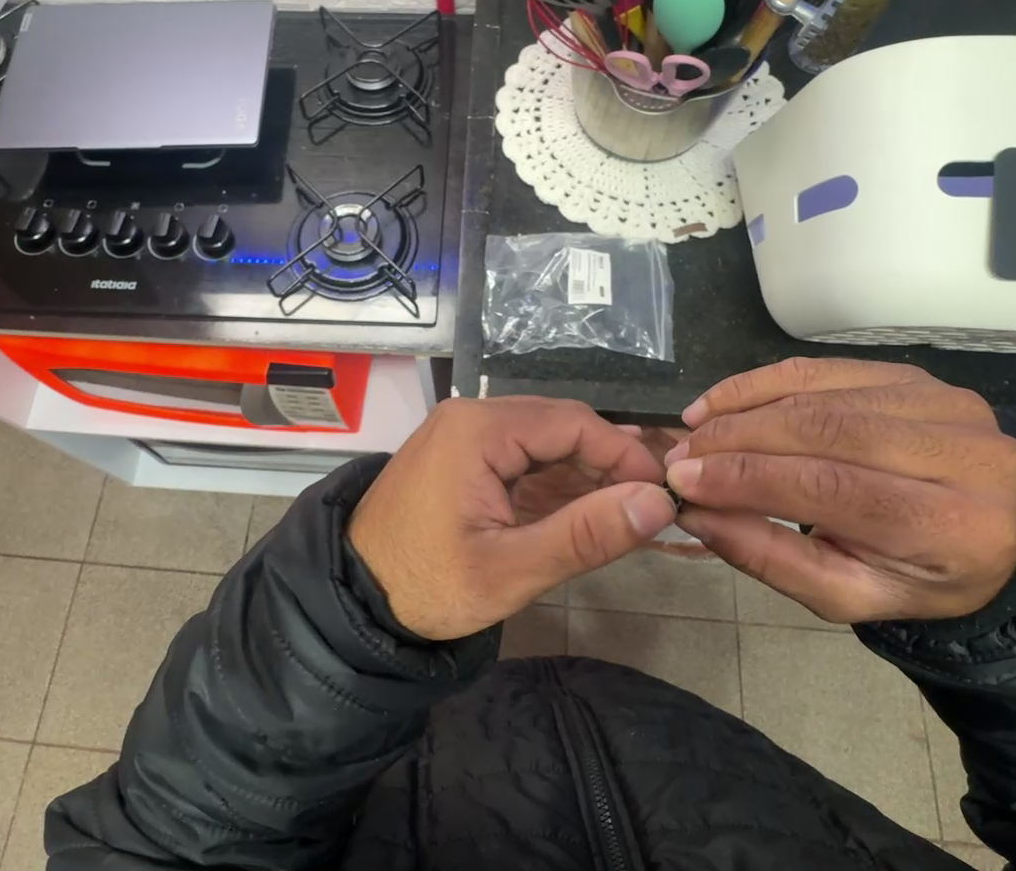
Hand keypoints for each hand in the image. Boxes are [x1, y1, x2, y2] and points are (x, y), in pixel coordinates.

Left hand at [349, 397, 674, 640]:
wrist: (354, 599)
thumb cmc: (427, 586)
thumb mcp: (511, 569)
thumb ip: (585, 534)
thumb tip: (657, 503)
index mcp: (479, 430)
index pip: (574, 422)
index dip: (623, 456)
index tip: (661, 496)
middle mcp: (471, 417)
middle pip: (559, 426)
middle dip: (606, 465)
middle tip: (645, 510)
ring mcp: (462, 434)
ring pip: (542, 442)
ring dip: (582, 475)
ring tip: (620, 515)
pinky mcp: (460, 456)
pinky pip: (519, 457)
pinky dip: (552, 483)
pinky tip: (579, 513)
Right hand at [665, 358, 1015, 623]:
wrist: (986, 537)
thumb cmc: (912, 576)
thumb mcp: (844, 593)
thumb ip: (769, 556)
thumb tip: (693, 511)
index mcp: (952, 525)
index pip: (829, 487)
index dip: (746, 478)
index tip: (682, 479)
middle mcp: (961, 452)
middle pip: (823, 429)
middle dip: (736, 438)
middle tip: (680, 454)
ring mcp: (943, 403)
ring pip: (818, 394)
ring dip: (742, 408)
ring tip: (694, 428)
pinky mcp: (917, 376)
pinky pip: (824, 369)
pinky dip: (764, 382)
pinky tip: (723, 401)